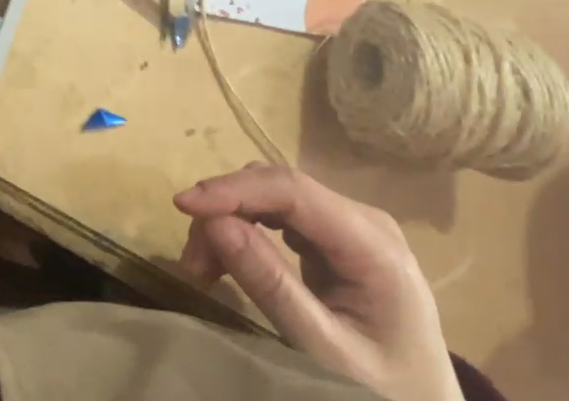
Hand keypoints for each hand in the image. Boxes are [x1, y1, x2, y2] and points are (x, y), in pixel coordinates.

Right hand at [174, 164, 462, 400]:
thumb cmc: (385, 391)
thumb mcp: (328, 350)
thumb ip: (273, 286)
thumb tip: (214, 223)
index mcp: (376, 245)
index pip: (291, 190)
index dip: (233, 190)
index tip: (182, 205)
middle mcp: (364, 221)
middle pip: (277, 188)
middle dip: (224, 211)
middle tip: (191, 263)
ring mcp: (350, 227)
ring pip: (270, 196)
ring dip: (228, 220)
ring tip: (202, 268)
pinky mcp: (334, 240)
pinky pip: (277, 215)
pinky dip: (243, 229)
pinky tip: (227, 258)